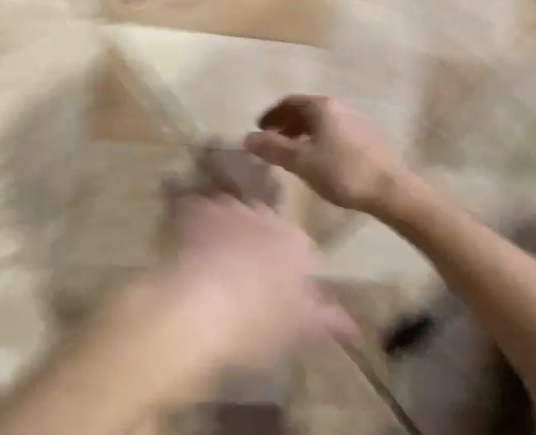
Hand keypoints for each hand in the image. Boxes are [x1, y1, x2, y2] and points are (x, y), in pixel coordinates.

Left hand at [152, 191, 352, 371]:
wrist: (197, 311)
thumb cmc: (255, 324)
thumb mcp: (298, 328)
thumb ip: (326, 318)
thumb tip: (351, 324)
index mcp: (297, 242)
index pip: (302, 248)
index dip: (291, 268)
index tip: (281, 290)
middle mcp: (267, 216)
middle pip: (267, 224)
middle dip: (259, 241)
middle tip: (247, 274)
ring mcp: (230, 209)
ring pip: (234, 210)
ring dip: (228, 225)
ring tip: (215, 253)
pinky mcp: (195, 211)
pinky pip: (196, 206)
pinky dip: (193, 217)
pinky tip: (184, 236)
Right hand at [244, 96, 410, 215]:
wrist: (390, 188)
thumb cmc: (342, 171)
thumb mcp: (302, 161)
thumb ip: (273, 148)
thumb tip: (247, 138)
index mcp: (322, 106)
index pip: (290, 102)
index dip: (271, 115)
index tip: (259, 129)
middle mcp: (339, 106)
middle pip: (305, 110)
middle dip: (286, 124)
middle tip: (271, 142)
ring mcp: (355, 120)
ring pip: (320, 122)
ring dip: (301, 133)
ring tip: (291, 153)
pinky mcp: (366, 137)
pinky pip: (333, 131)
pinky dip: (317, 139)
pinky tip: (317, 160)